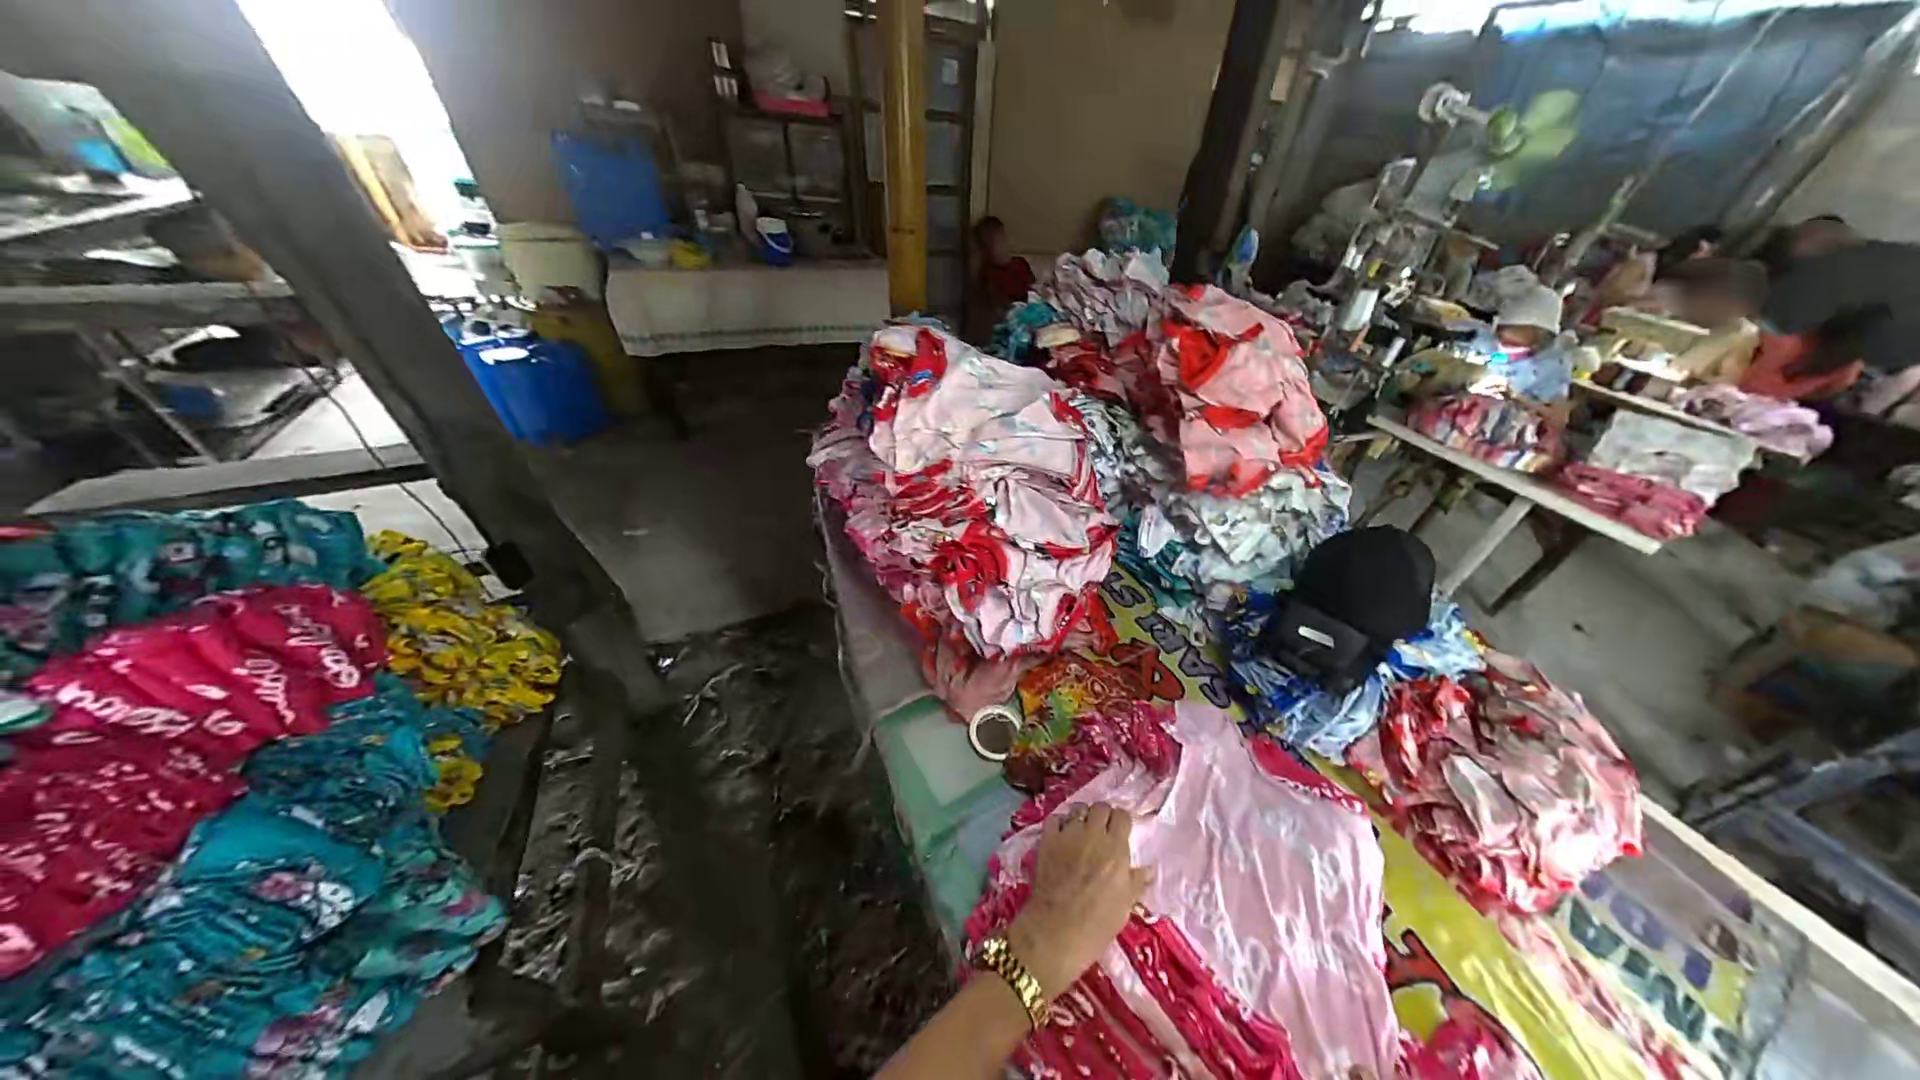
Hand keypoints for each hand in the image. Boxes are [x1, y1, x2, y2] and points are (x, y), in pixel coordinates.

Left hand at [1005, 803, 1150, 997]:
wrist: (1057, 929)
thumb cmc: (1097, 923)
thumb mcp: (1124, 905)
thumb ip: (1136, 882)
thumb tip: (1148, 869)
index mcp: (1116, 848)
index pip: (1122, 816)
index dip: (1121, 821)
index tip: (1119, 831)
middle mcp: (1093, 834)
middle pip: (1100, 807)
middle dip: (1102, 816)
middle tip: (1101, 830)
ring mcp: (1068, 834)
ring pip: (1078, 809)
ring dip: (1081, 817)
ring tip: (1081, 831)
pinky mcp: (1047, 838)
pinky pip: (1055, 818)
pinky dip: (1060, 822)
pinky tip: (1061, 834)